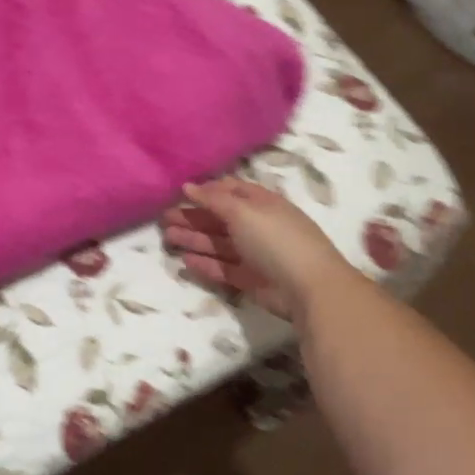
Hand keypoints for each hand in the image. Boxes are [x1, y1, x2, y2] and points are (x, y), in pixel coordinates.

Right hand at [161, 176, 362, 324]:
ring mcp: (255, 254)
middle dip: (192, 217)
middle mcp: (258, 226)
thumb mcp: (243, 211)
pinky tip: (185, 261)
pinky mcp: (251, 279)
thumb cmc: (276, 239)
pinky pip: (223, 268)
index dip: (206, 191)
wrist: (310, 288)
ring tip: (168, 238)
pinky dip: (205, 264)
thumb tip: (187, 186)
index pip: (231, 191)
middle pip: (219, 218)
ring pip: (218, 243)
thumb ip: (213, 199)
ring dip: (193, 239)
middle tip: (164, 219)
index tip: (179, 193)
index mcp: (262, 204)